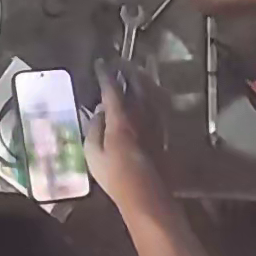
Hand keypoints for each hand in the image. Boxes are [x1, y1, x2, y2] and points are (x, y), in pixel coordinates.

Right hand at [83, 61, 172, 223]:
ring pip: (150, 93)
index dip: (105, 74)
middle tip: (119, 63)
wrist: (145, 192)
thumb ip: (94, 128)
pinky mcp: (163, 133)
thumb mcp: (92, 152)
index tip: (100, 64)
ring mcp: (154, 122)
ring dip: (142, 81)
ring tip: (137, 74)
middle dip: (127, 71)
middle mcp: (140, 114)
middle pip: (136, 85)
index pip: (111, 88)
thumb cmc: (114, 174)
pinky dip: (152, 97)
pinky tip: (150, 97)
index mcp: (120, 117)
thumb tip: (100, 112)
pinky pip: (158, 106)